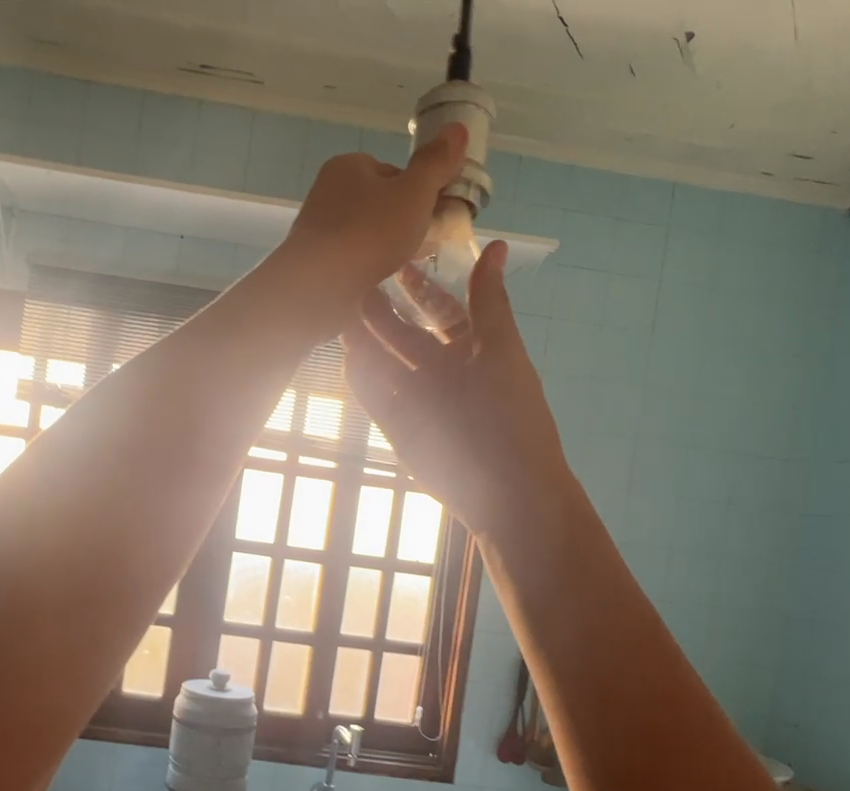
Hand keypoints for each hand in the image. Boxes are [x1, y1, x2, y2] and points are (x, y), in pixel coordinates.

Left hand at [275, 124, 470, 302]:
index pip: (393, 173)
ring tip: (405, 266)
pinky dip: (368, 269)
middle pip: (380, 205)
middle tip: (424, 245)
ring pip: (366, 235)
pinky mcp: (314, 264)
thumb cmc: (369, 232)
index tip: (435, 215)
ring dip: (387, 249)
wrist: (317, 288)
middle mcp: (327, 193)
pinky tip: (380, 282)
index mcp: (347, 166)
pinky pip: (351, 261)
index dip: (419, 193)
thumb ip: (436, 164)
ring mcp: (317, 231)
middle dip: (404, 224)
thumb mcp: (414, 193)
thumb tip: (457, 129)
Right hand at [343, 241, 569, 535]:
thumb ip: (488, 301)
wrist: (503, 485)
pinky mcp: (399, 428)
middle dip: (383, 313)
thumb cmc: (510, 412)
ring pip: (386, 364)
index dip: (421, 288)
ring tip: (339, 317)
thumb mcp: (501, 348)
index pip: (443, 310)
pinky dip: (362, 380)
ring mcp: (419, 399)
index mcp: (474, 348)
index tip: (396, 264)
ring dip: (366, 342)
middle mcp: (443, 371)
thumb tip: (497, 246)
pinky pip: (376, 398)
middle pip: (407, 335)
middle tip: (355, 289)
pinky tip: (346, 357)